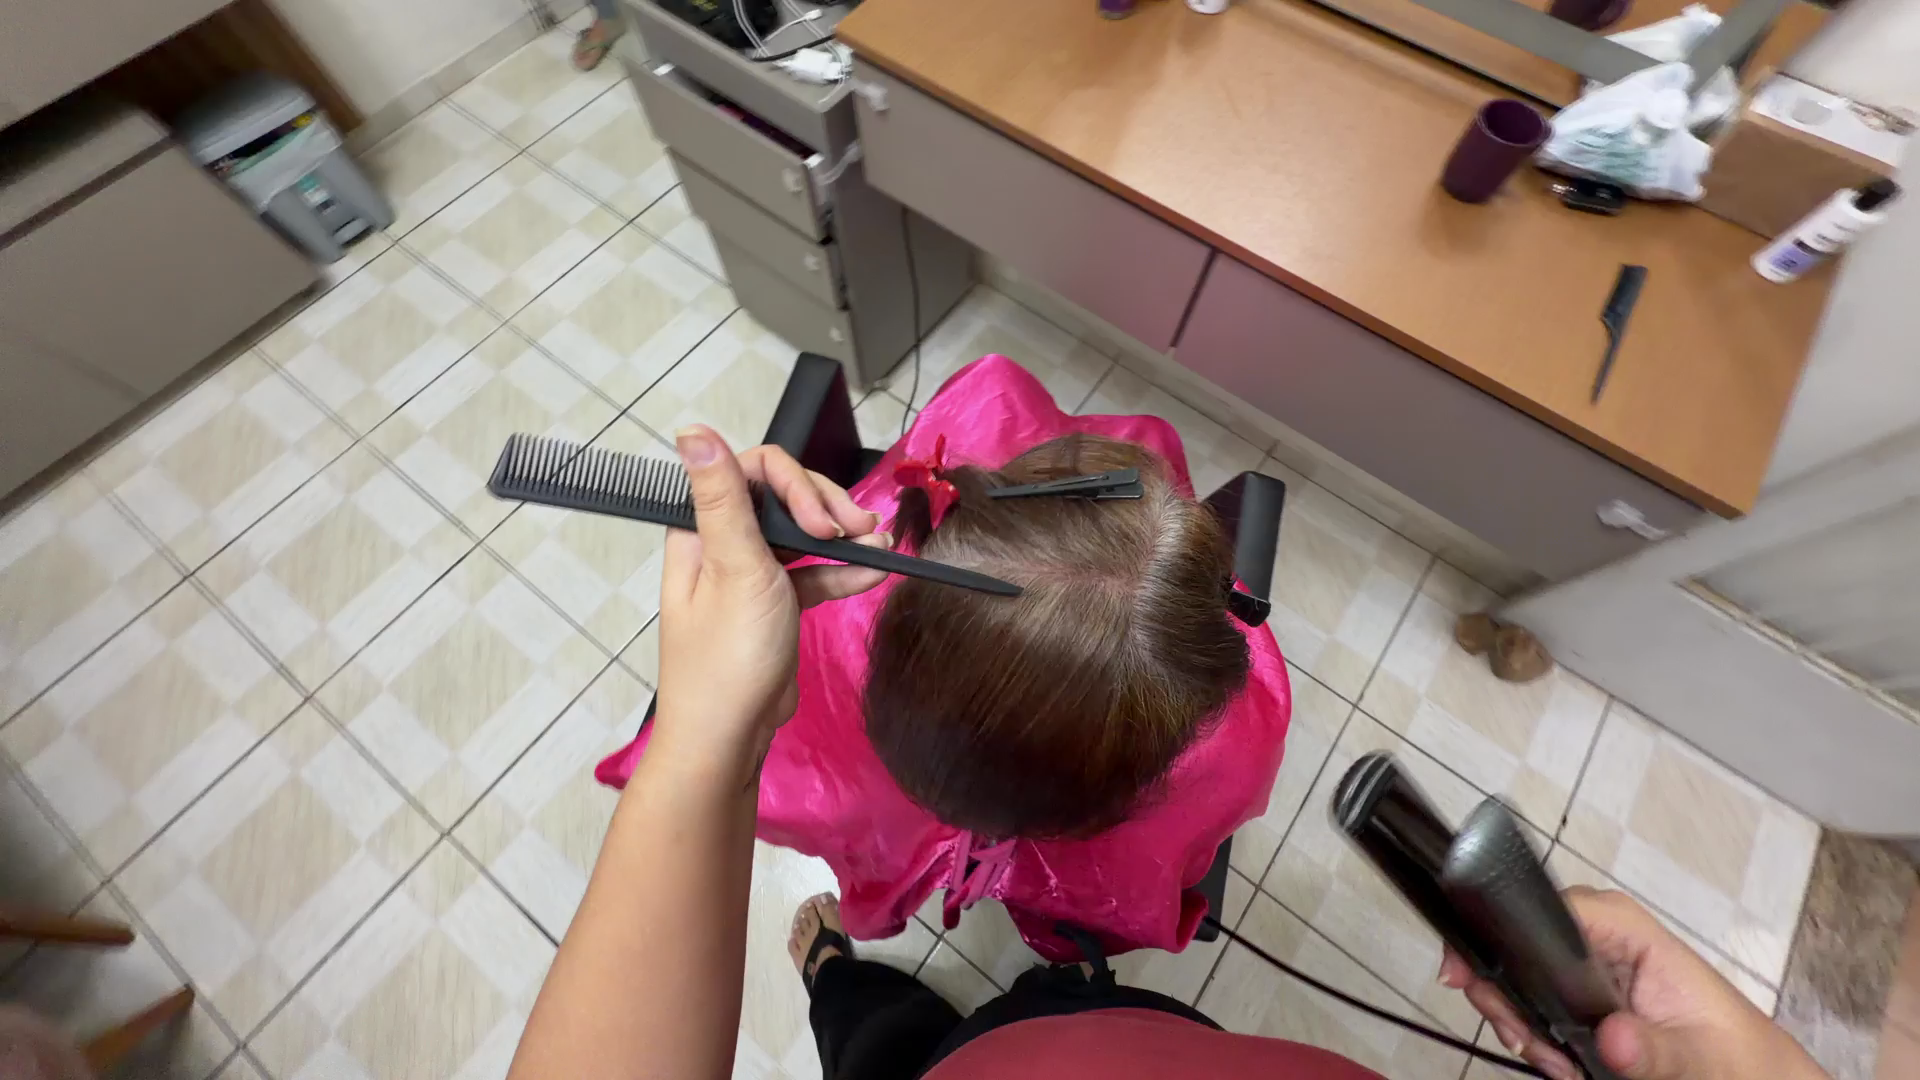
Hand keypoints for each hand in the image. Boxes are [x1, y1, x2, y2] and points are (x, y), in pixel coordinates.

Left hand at [652, 425, 889, 780]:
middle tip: (861, 529)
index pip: (753, 472)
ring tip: (881, 546)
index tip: (822, 522)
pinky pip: (814, 574)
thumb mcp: (735, 569)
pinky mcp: (778, 603)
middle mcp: (725, 544)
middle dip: (826, 508)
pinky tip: (874, 572)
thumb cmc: (728, 655)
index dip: (796, 484)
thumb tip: (690, 430)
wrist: (732, 736)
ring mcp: (754, 574)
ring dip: (842, 537)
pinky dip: (842, 571)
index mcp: (704, 529)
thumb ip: (722, 498)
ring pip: (803, 535)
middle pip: (783, 498)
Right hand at [1440, 887, 1826, 1079]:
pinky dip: (1527, 1026)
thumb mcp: (1705, 1061)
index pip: (1531, 906)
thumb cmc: (1743, 1061)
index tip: (1467, 981)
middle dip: (1501, 993)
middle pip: (1509, 939)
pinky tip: (1552, 1057)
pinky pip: (1528, 991)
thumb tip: (1612, 1039)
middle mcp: (1588, 928)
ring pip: (1510, 969)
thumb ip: (1657, 1051)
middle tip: (1520, 1041)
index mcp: (1616, 923)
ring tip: (1548, 1060)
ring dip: (1513, 1016)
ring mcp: (1578, 953)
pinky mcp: (1575, 981)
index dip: (1492, 937)